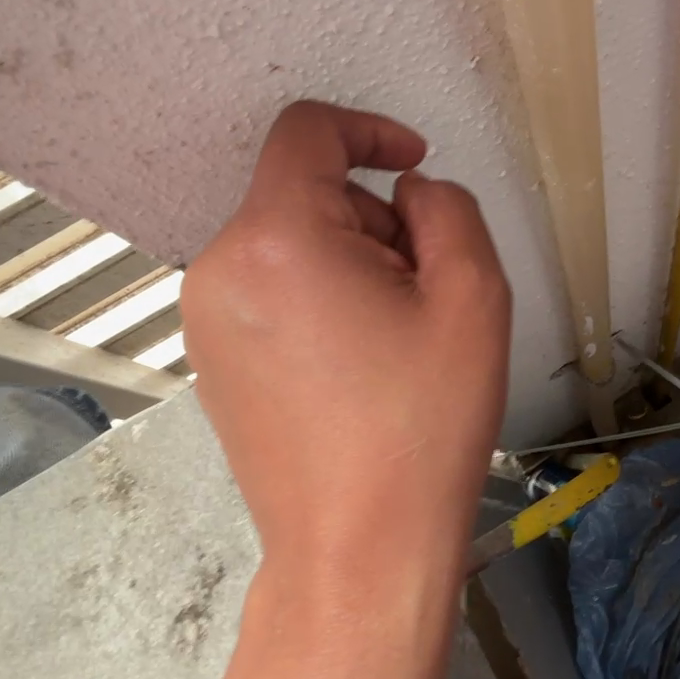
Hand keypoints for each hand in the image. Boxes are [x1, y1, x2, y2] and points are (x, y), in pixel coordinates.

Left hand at [182, 100, 509, 584]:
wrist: (359, 548)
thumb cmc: (420, 429)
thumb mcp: (473, 298)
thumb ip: (448, 210)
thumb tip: (410, 193)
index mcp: (279, 239)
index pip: (308, 131)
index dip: (370, 130)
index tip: (414, 163)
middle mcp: (222, 269)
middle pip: (305, 195)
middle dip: (374, 221)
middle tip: (426, 293)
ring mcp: (207, 320)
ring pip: (291, 245)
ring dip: (352, 264)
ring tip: (397, 340)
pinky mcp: (212, 361)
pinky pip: (272, 293)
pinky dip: (321, 301)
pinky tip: (360, 366)